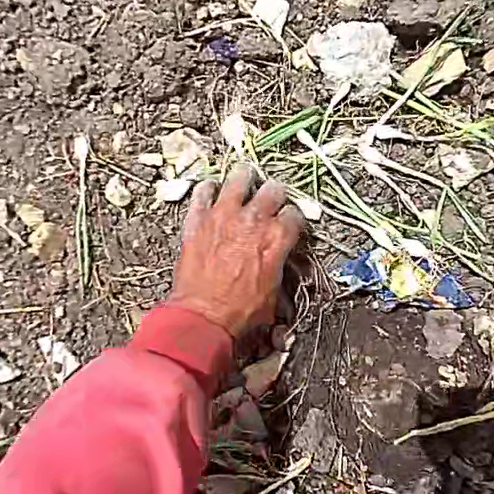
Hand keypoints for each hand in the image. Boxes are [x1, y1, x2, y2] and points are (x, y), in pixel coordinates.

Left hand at [164, 164, 303, 338]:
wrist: (203, 316)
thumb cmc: (241, 310)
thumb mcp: (274, 293)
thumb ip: (280, 270)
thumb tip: (282, 269)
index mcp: (278, 237)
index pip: (295, 213)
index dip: (293, 218)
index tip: (289, 223)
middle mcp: (254, 219)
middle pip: (273, 189)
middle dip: (275, 194)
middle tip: (270, 200)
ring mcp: (223, 215)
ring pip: (239, 178)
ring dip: (245, 179)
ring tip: (245, 181)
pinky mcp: (197, 219)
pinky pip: (203, 191)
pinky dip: (208, 189)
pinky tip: (212, 192)